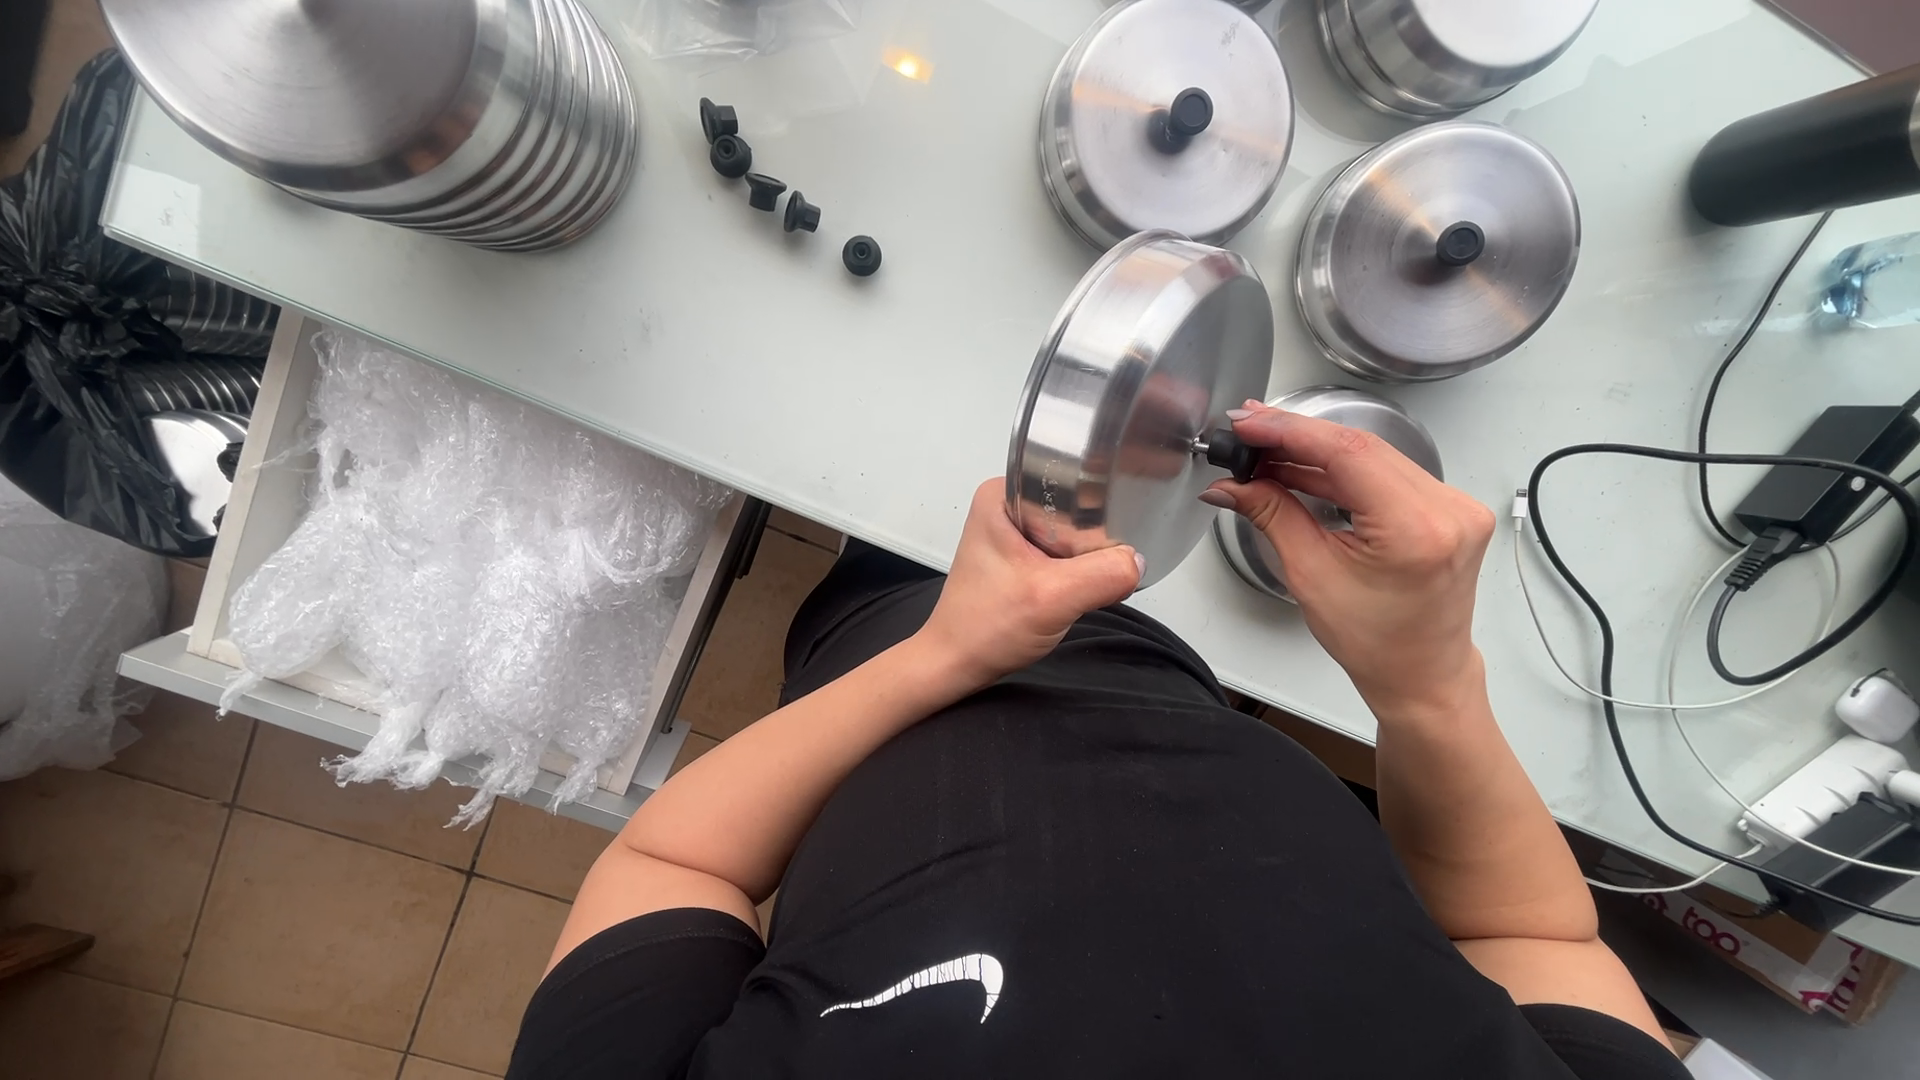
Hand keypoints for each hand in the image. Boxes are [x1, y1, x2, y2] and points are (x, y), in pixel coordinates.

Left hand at [916, 479, 1143, 685]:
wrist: (957, 664)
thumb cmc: (986, 628)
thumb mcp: (1053, 598)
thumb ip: (1102, 575)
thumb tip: (1138, 561)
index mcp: (1001, 494)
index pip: (1070, 481)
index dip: (1099, 506)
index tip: (1120, 532)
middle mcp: (1005, 506)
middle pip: (1076, 506)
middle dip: (1096, 535)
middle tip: (1108, 561)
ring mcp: (1013, 533)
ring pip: (1074, 532)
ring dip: (1088, 555)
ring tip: (1096, 574)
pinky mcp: (1021, 558)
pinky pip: (1065, 552)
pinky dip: (1079, 568)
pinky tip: (1084, 584)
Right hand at [1207, 402, 1495, 720]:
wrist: (1420, 671)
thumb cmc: (1372, 639)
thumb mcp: (1309, 574)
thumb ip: (1271, 514)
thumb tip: (1231, 485)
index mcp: (1415, 529)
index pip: (1347, 453)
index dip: (1290, 431)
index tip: (1248, 423)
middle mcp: (1447, 509)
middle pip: (1360, 446)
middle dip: (1296, 435)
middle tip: (1246, 429)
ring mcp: (1454, 505)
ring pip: (1372, 454)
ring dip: (1314, 449)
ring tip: (1263, 448)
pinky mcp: (1447, 506)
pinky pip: (1386, 471)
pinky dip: (1340, 468)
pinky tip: (1300, 466)